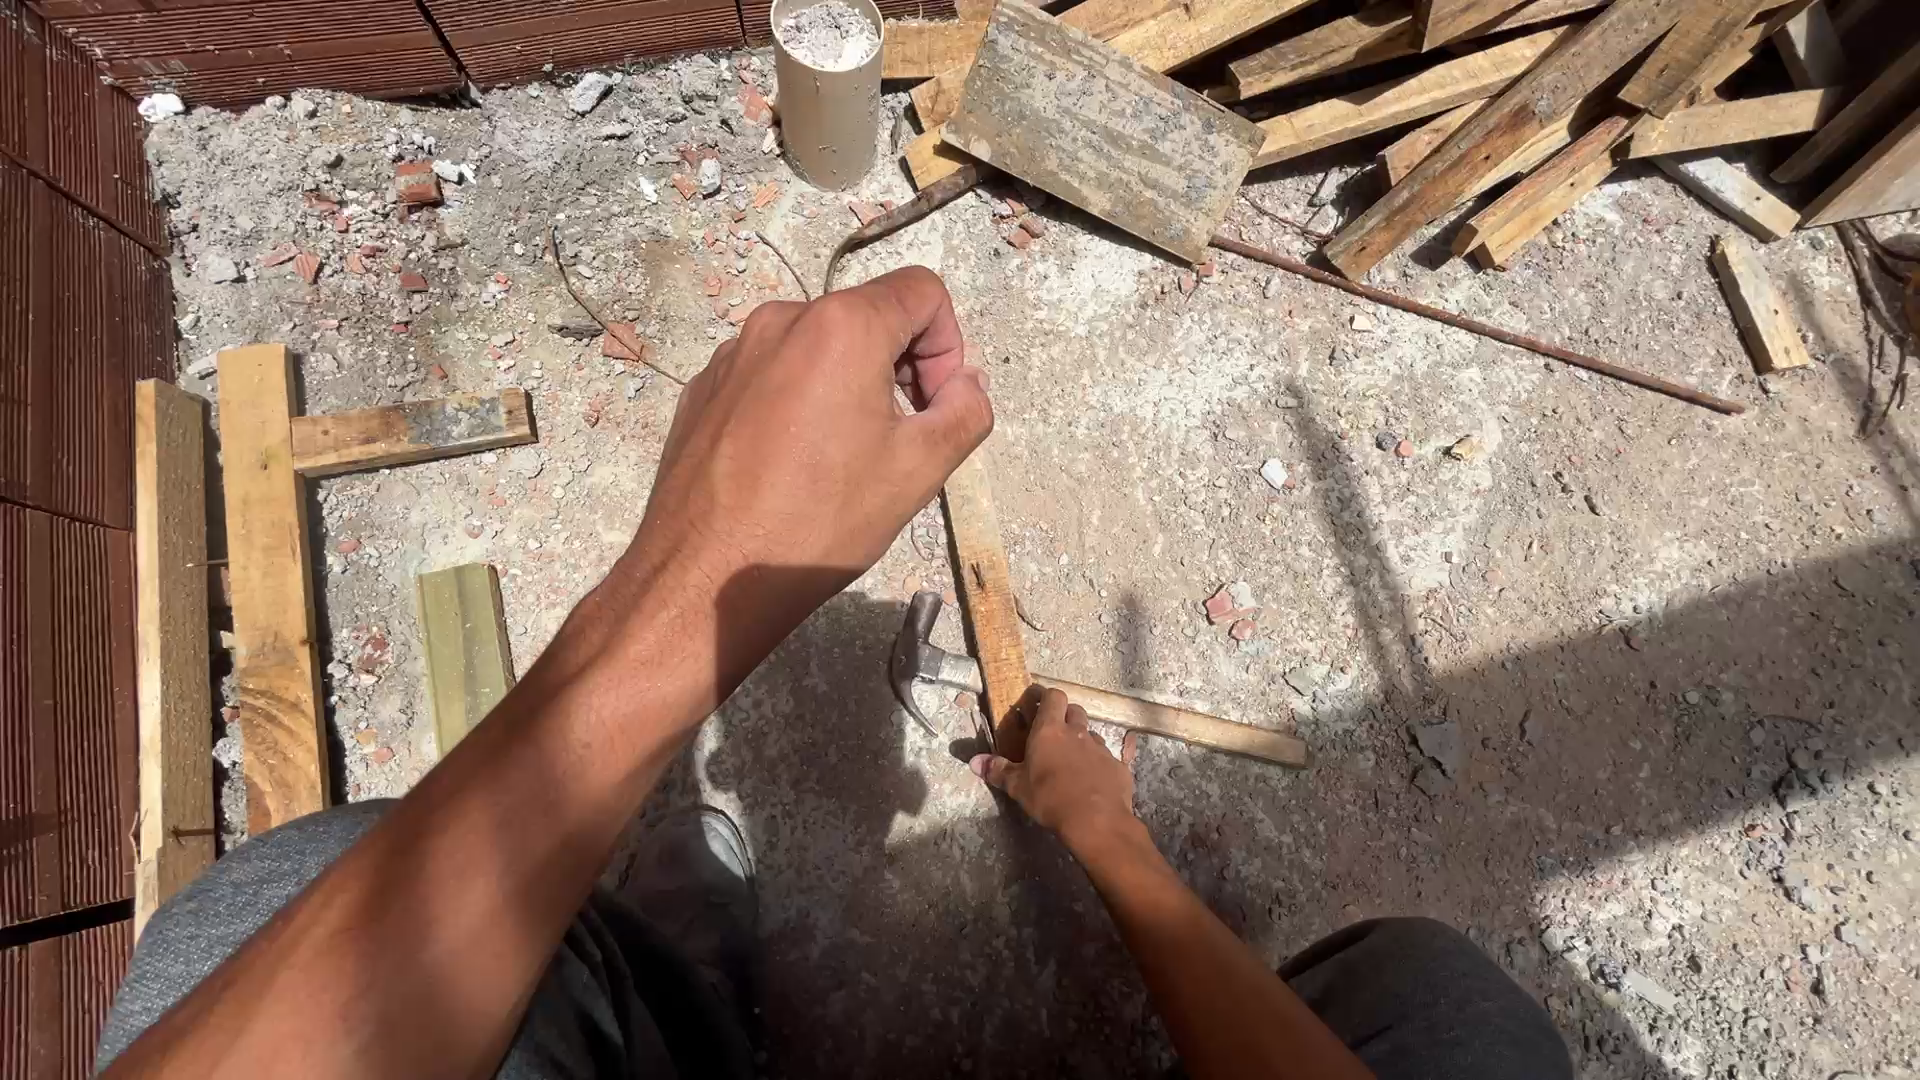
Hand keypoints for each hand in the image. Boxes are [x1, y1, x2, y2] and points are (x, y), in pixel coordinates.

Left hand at [619, 266, 992, 655]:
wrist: (708, 576)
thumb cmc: (822, 519)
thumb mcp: (920, 470)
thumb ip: (966, 412)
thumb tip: (967, 384)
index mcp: (841, 326)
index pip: (923, 290)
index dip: (948, 345)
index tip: (936, 405)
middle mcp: (781, 320)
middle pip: (868, 316)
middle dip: (901, 367)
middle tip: (900, 438)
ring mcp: (733, 352)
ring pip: (818, 346)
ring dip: (850, 386)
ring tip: (844, 456)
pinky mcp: (704, 388)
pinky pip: (772, 374)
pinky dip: (799, 401)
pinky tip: (792, 463)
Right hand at [971, 688, 1139, 852]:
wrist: (1096, 820)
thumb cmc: (1050, 798)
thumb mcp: (1018, 787)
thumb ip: (998, 771)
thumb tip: (974, 762)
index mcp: (1050, 730)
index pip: (1053, 696)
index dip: (1046, 697)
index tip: (1037, 704)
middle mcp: (1077, 733)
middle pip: (1075, 710)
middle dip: (1066, 716)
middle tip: (1054, 732)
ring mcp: (1100, 748)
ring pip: (1091, 734)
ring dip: (1082, 741)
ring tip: (1072, 760)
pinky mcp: (1117, 766)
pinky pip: (1107, 758)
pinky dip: (1099, 764)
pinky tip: (1093, 782)